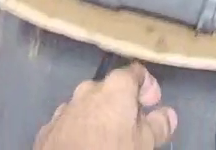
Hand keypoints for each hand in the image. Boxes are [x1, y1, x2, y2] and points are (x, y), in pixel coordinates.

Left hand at [35, 63, 179, 148]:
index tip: (153, 104)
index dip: (148, 87)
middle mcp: (89, 88)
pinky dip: (78, 131)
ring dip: (98, 117)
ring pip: (88, 107)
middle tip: (131, 126)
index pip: (137, 72)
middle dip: (122, 105)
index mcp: (116, 85)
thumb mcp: (144, 143)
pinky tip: (83, 147)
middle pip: (111, 90)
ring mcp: (64, 109)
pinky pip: (69, 124)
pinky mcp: (46, 130)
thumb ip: (158, 125)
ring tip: (105, 140)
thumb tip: (169, 114)